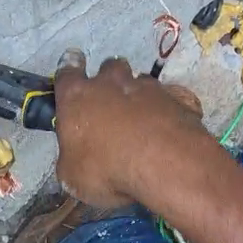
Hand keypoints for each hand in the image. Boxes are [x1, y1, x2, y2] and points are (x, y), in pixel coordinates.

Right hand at [52, 55, 211, 207]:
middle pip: (108, 68)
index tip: (73, 65)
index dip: (69, 70)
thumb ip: (71, 159)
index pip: (67, 73)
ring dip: (137, 94)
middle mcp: (110, 84)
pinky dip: (164, 110)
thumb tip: (75, 159)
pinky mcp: (175, 98)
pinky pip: (167, 99)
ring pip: (140, 80)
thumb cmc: (105, 169)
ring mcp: (146, 87)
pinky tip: (166, 129)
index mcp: (76, 97)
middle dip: (109, 79)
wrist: (161, 163)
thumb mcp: (73, 177)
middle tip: (110, 101)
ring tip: (140, 118)